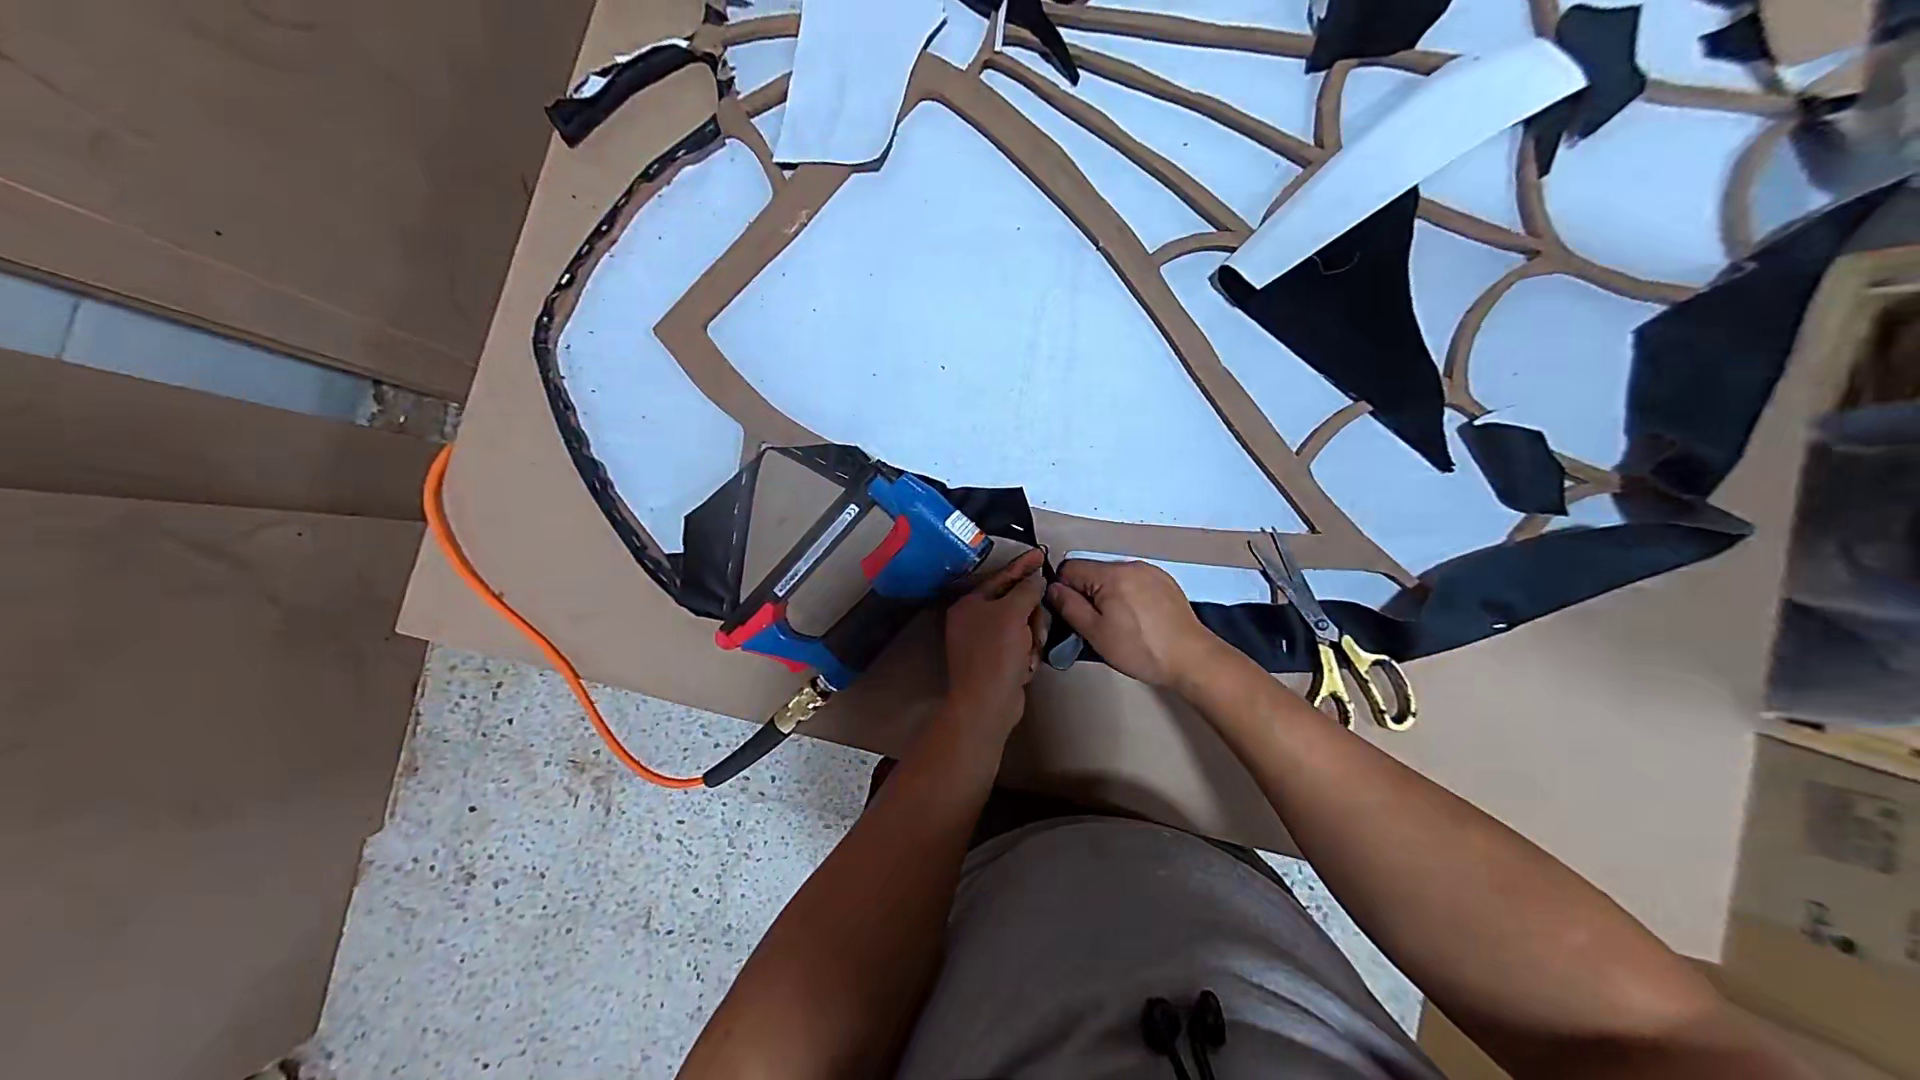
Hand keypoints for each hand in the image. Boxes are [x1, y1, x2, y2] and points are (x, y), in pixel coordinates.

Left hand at [942, 547, 1049, 735]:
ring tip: (1030, 652)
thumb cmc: (995, 654)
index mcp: (969, 604)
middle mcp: (973, 620)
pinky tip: (1026, 666)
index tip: (1042, 553)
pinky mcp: (997, 661)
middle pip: (1015, 603)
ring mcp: (984, 642)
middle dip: (1031, 615)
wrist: (987, 704)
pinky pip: (1021, 646)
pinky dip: (1027, 654)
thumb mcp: (1013, 614)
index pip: (1001, 577)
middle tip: (1037, 627)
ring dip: (1032, 638)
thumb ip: (1026, 590)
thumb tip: (1036, 578)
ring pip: (1022, 625)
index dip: (1023, 565)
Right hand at [1047, 559, 1224, 689]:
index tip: (1072, 612)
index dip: (1064, 591)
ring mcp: (1151, 573)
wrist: (1191, 659)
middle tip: (1096, 625)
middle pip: (1092, 572)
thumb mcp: (1095, 633)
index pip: (1070, 569)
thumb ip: (1069, 606)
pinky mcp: (1164, 583)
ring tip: (1119, 626)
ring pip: (1113, 578)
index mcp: (1112, 575)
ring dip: (1108, 596)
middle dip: (1087, 595)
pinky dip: (1129, 597)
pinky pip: (1134, 582)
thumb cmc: (1146, 650)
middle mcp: (1131, 566)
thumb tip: (1052, 589)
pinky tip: (1136, 621)